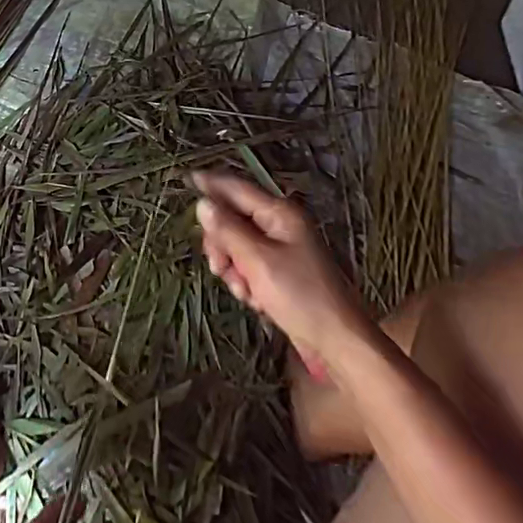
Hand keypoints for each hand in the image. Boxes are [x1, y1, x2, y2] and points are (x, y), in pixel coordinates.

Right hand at [192, 171, 366, 372]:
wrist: (337, 342)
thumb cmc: (300, 296)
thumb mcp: (257, 261)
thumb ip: (227, 230)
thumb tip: (202, 203)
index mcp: (279, 213)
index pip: (236, 188)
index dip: (210, 184)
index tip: (185, 180)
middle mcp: (280, 225)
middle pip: (233, 218)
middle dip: (220, 242)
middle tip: (218, 266)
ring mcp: (281, 248)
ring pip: (237, 244)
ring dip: (232, 267)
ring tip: (242, 290)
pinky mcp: (281, 271)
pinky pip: (249, 265)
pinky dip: (245, 280)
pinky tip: (254, 299)